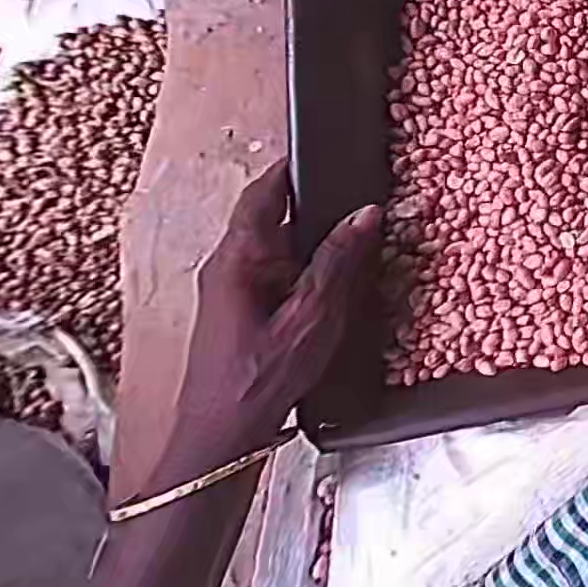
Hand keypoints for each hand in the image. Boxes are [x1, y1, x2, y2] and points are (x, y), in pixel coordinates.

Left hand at [161, 160, 380, 468]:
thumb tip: (367, 213)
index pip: (263, 194)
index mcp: (238, 258)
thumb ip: (338, 261)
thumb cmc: (263, 376)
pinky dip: (306, 254)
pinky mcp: (243, 304)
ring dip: (311, 228)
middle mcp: (229, 265)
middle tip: (355, 185)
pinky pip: (278, 263)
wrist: (221, 438)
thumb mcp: (312, 316)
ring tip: (355, 222)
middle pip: (270, 213)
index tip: (324, 148)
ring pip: (275, 240)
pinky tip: (336, 266)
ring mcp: (232, 286)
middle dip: (311, 197)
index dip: (291, 168)